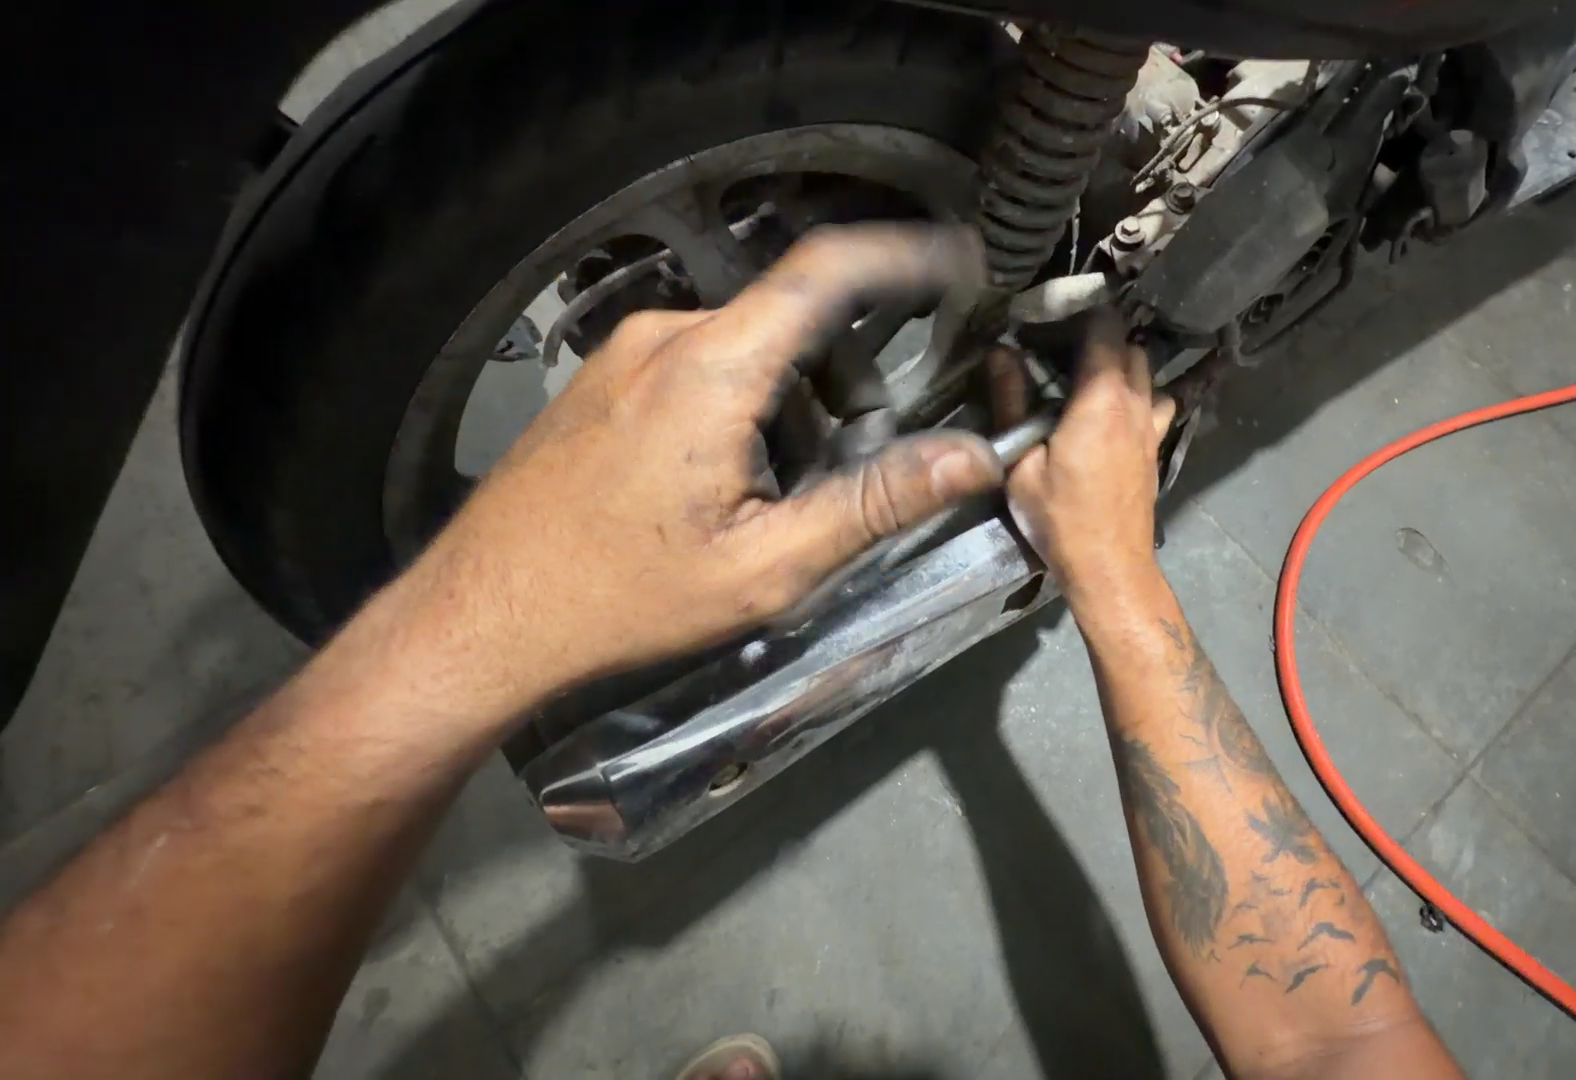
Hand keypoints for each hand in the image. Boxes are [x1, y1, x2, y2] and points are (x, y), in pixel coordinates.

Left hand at [402, 225, 1004, 710]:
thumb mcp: (768, 565)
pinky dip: (751, 410)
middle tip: (857, 468)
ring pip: (756, 350)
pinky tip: (730, 486)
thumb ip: (874, 504)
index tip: (965, 266)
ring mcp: (629, 352)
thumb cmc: (626, 598)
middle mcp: (668, 335)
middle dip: (851, 385)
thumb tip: (971, 460)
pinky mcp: (609, 379)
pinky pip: (709, 368)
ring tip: (781, 497)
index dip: (908, 256)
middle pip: (798, 323)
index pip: (827, 271)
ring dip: (798, 408)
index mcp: (712, 369)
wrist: (484, 616)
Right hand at [989, 310, 1175, 604]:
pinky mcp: (1156, 449)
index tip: (1054, 318)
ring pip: (1148, 374)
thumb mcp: (1021, 466)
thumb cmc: (1060, 519)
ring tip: (1090, 378)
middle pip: (1130, 347)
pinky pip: (1156, 404)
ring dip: (1124, 366)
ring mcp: (1153, 427)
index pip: (1105, 328)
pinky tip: (1115, 411)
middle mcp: (1136, 404)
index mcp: (1101, 400)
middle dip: (1101, 338)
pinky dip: (1140, 395)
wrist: (1109, 567)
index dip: (1081, 314)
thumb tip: (1000, 353)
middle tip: (1063, 350)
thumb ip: (1011, 404)